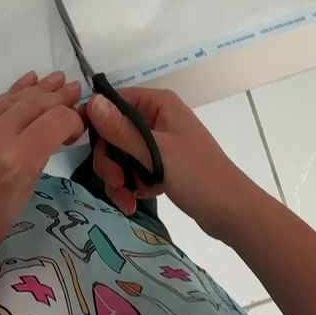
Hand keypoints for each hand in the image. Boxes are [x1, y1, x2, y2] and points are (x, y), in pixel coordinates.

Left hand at [0, 71, 84, 281]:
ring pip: (11, 98)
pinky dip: (8, 97)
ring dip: (36, 89)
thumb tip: (54, 134)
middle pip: (35, 104)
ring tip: (55, 78)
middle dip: (58, 96)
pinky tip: (24, 86)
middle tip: (74, 87)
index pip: (55, 121)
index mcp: (15, 161)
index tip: (79, 124)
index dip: (72, 119)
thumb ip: (37, 161)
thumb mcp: (19, 201)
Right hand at [87, 87, 269, 238]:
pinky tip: (135, 202)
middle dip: (110, 160)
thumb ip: (121, 130)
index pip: (114, 101)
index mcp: (158, 104)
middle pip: (114, 132)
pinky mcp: (161, 165)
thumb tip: (91, 101)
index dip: (97, 121)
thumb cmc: (198, 175)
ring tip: (127, 200)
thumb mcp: (155, 152)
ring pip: (121, 154)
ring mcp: (159, 143)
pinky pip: (133, 170)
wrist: (232, 213)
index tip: (84, 145)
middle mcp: (157, 118)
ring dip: (118, 178)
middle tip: (116, 181)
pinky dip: (130, 186)